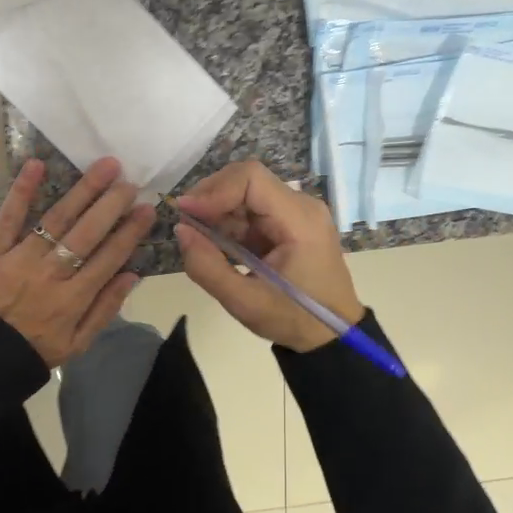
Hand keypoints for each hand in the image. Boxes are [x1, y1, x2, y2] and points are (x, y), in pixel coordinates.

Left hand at [0, 157, 154, 368]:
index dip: (130, 232)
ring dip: (83, 191)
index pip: (108, 258)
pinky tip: (36, 164)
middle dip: (111, 205)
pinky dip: (22, 191)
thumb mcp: (77, 343)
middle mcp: (51, 274)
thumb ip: (105, 310)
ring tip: (104, 167)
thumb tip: (133, 274)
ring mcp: (21, 259)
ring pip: (57, 220)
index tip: (147, 209)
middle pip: (87, 233)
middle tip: (130, 182)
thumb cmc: (33, 349)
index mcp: (73, 299)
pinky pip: (9, 217)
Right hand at [175, 161, 365, 352]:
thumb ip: (207, 266)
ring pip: (247, 193)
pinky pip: (253, 210)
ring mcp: (297, 213)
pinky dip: (229, 221)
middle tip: (186, 224)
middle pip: (247, 180)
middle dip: (211, 197)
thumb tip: (180, 230)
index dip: (213, 190)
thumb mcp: (244, 301)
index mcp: (299, 221)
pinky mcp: (290, 223)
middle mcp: (302, 206)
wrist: (332, 334)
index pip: (251, 179)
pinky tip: (215, 242)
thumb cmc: (294, 319)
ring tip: (198, 237)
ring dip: (217, 210)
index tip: (185, 212)